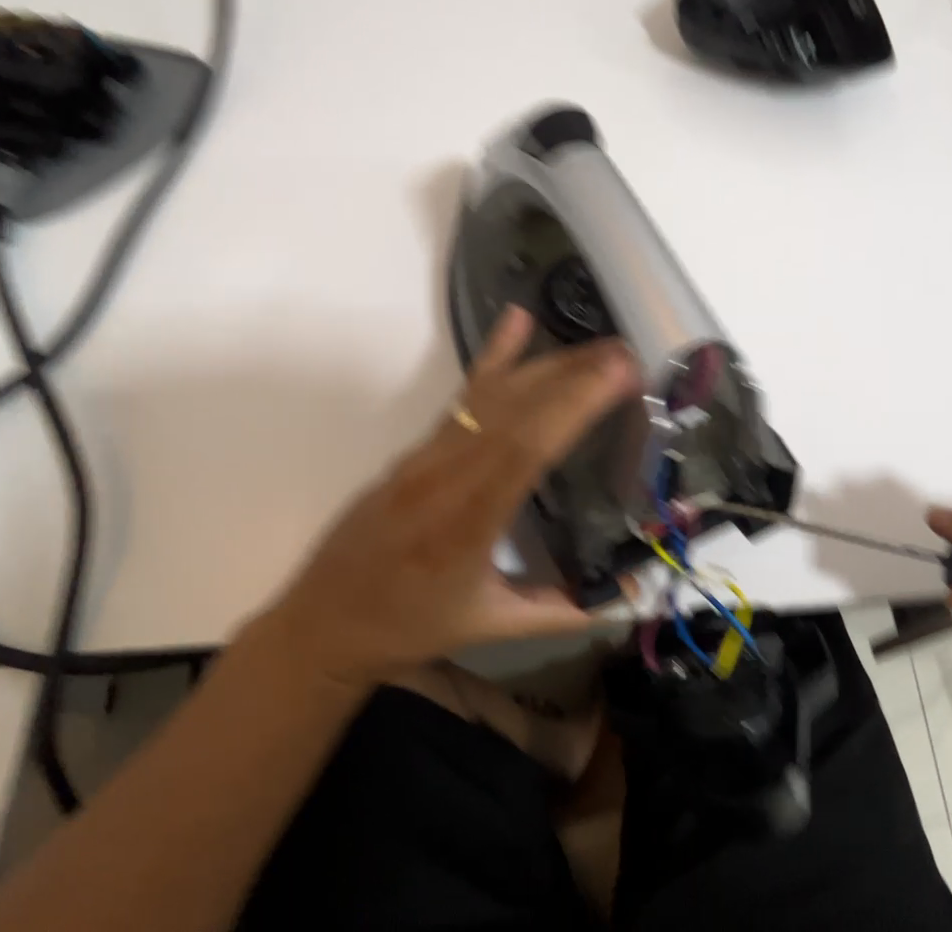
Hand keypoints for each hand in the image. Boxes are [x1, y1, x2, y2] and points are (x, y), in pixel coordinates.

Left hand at [275, 306, 637, 686]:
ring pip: (489, 397)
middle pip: (513, 410)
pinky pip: (463, 399)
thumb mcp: (489, 626)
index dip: (574, 404)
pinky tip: (516, 322)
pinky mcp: (415, 450)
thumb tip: (628, 598)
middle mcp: (444, 476)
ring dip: (545, 366)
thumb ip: (561, 610)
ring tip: (594, 348)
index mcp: (467, 523)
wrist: (323, 622)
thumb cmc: (407, 628)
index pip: (526, 448)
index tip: (620, 374)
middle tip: (625, 353)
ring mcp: (425, 457)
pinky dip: (493, 360)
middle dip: (572, 374)